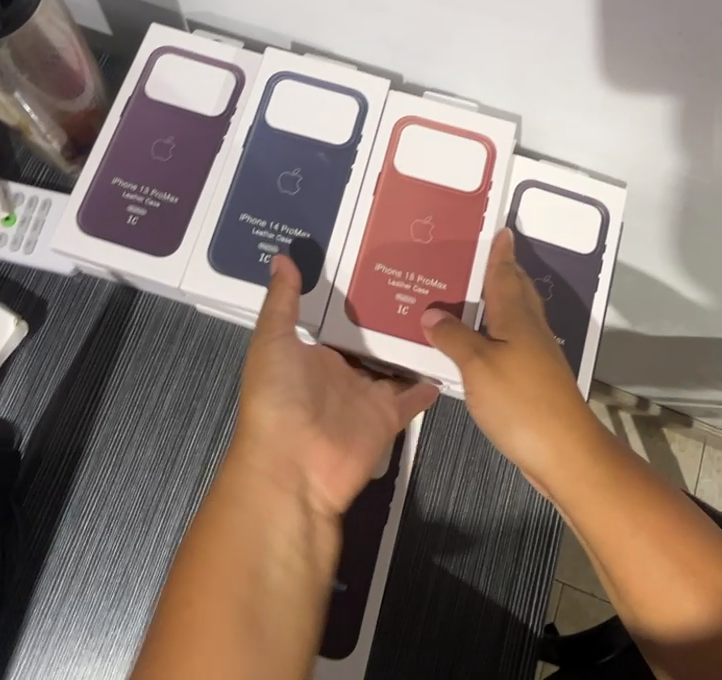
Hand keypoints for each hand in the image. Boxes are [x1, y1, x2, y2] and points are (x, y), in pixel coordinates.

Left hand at [231, 254, 438, 520]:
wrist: (293, 466)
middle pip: (370, 338)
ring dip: (412, 343)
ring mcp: (366, 395)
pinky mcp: (387, 417)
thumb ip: (283, 301)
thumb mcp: (273, 341)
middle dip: (389, 314)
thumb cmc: (277, 397)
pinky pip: (413, 397)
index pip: (337, 316)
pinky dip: (428, 383)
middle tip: (419, 275)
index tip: (377, 259)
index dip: (354, 291)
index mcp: (312, 352)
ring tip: (441, 306)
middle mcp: (341, 371)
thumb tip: (283, 256)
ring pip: (395, 363)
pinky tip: (448, 358)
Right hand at [421, 229, 598, 482]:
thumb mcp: (477, 365)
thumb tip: (431, 313)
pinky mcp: (534, 380)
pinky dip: (494, 333)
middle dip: (502, 272)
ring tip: (468, 295)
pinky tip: (478, 343)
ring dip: (497, 302)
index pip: (506, 275)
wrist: (564, 452)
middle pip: (517, 292)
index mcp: (517, 317)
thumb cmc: (520, 401)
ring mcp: (536, 356)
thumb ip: (454, 337)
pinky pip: (511, 342)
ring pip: (516, 317)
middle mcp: (530, 330)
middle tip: (479, 258)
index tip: (502, 231)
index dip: (502, 254)